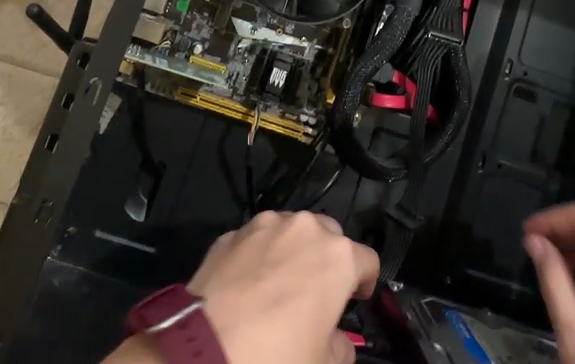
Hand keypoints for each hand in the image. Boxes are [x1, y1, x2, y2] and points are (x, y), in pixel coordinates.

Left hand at [186, 210, 379, 363]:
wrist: (206, 347)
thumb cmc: (276, 355)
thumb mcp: (321, 363)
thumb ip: (339, 348)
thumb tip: (336, 341)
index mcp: (338, 256)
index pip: (368, 261)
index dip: (364, 282)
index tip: (355, 300)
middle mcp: (305, 228)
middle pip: (329, 235)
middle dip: (328, 259)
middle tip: (317, 292)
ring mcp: (265, 225)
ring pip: (290, 230)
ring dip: (293, 250)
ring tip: (279, 284)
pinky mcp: (231, 233)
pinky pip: (255, 240)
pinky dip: (258, 255)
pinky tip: (247, 286)